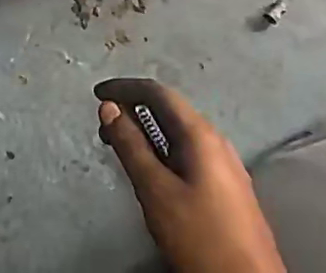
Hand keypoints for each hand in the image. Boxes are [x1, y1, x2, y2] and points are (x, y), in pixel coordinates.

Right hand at [98, 81, 287, 272]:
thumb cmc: (200, 238)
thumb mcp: (156, 191)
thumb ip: (130, 145)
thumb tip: (109, 107)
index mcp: (200, 135)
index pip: (157, 93)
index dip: (124, 88)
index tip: (96, 94)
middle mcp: (216, 142)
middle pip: (169, 110)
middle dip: (133, 111)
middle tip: (104, 128)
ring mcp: (226, 167)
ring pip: (178, 134)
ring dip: (147, 133)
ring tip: (121, 149)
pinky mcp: (228, 190)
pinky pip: (188, 154)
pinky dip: (162, 151)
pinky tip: (152, 173)